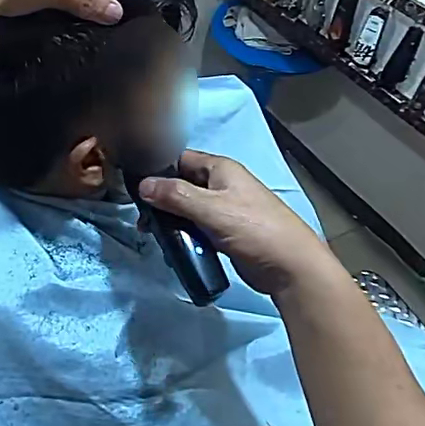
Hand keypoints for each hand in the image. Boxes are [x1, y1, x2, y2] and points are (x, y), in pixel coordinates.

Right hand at [137, 151, 340, 296]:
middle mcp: (223, 184)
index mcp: (221, 169)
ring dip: (173, 220)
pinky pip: (199, 227)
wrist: (290, 266)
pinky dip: (186, 234)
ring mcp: (226, 209)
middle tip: (144, 220)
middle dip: (163, 200)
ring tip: (155, 235)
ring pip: (189, 208)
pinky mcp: (227, 232)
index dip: (158, 169)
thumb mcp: (211, 209)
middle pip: (183, 184)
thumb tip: (142, 184)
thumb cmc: (254, 229)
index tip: (135, 186)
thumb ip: (176, 195)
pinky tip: (174, 247)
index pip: (181, 159)